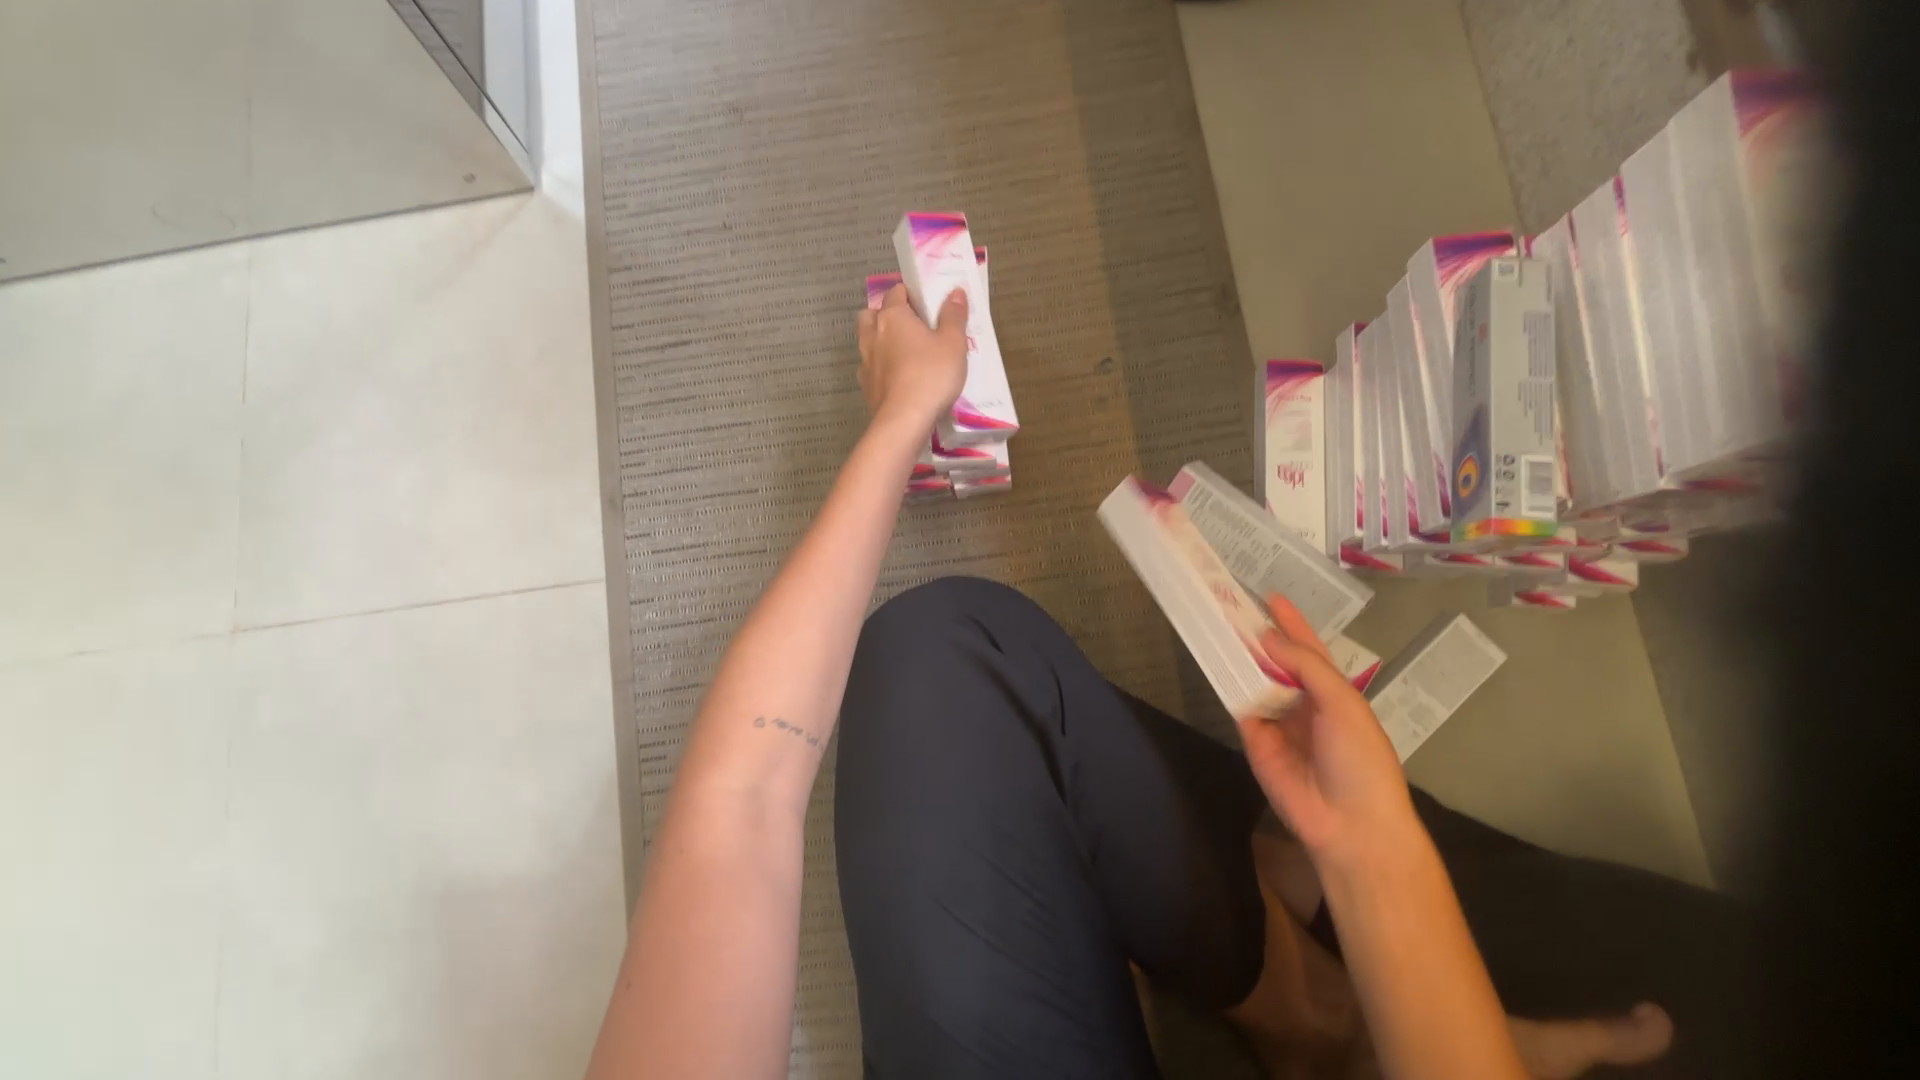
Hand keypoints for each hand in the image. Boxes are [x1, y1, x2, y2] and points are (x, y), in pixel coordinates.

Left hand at [856, 283, 968, 428]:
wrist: (904, 420)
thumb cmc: (931, 375)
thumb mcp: (953, 343)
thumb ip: (954, 316)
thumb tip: (955, 292)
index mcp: (892, 316)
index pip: (895, 293)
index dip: (909, 294)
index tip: (924, 303)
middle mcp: (873, 334)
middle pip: (871, 314)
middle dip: (885, 314)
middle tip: (908, 326)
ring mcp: (865, 361)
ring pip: (866, 341)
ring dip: (880, 340)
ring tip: (902, 352)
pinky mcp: (865, 386)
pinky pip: (870, 367)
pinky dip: (880, 367)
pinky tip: (895, 377)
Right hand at [1237, 596, 1420, 867]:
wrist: (1348, 823)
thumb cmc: (1361, 759)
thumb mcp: (1343, 704)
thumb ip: (1306, 667)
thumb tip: (1267, 638)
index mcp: (1333, 693)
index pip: (1308, 650)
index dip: (1292, 624)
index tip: (1269, 596)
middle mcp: (1303, 703)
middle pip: (1276, 662)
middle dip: (1257, 637)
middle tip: (1230, 607)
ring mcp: (1277, 722)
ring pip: (1254, 682)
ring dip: (1239, 658)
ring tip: (1216, 627)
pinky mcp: (1254, 741)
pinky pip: (1239, 708)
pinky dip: (1228, 687)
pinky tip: (1214, 663)